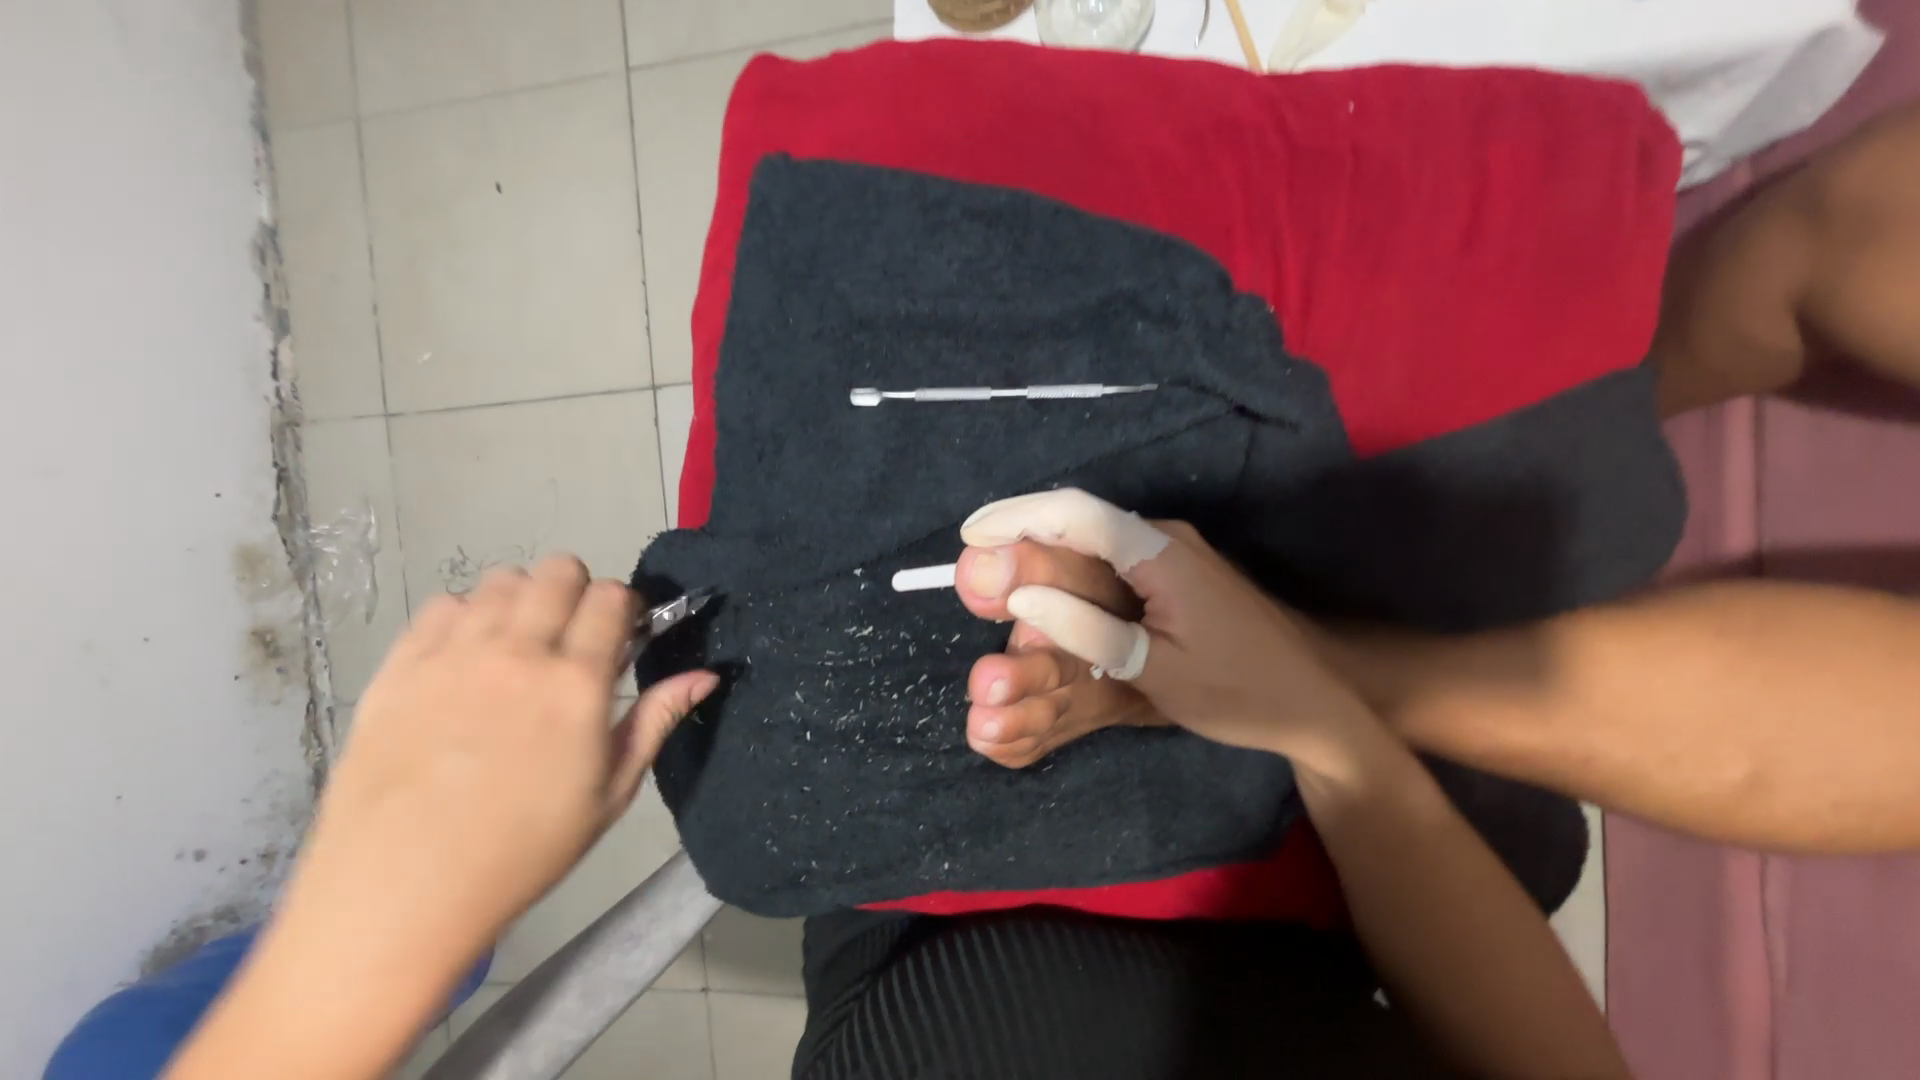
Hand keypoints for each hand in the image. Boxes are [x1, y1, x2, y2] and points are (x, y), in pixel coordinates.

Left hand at [281, 555, 717, 968]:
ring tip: (518, 646)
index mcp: (577, 684)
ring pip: (501, 579)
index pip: (612, 598)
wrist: (398, 891)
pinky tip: (467, 659)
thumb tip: (706, 676)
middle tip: (572, 637)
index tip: (621, 636)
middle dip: (578, 592)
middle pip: (558, 571)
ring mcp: (453, 654)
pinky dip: (466, 617)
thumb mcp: (610, 794)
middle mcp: (518, 652)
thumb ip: (657, 721)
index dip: (625, 608)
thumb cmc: (523, 850)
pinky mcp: (400, 666)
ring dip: (523, 600)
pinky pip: (443, 605)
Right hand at [959, 489, 1374, 768]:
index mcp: (1161, 552)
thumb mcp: (1157, 670)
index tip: (970, 535)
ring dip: (1043, 554)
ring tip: (996, 581)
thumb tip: (1019, 598)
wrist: (1316, 700)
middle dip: (1020, 536)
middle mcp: (1164, 537)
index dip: (1018, 518)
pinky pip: (1109, 559)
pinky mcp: (1174, 574)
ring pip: (1092, 540)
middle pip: (1079, 521)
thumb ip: (1087, 630)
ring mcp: (1172, 553)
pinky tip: (1046, 595)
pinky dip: (1069, 572)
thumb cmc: (1240, 690)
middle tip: (973, 568)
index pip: (1076, 513)